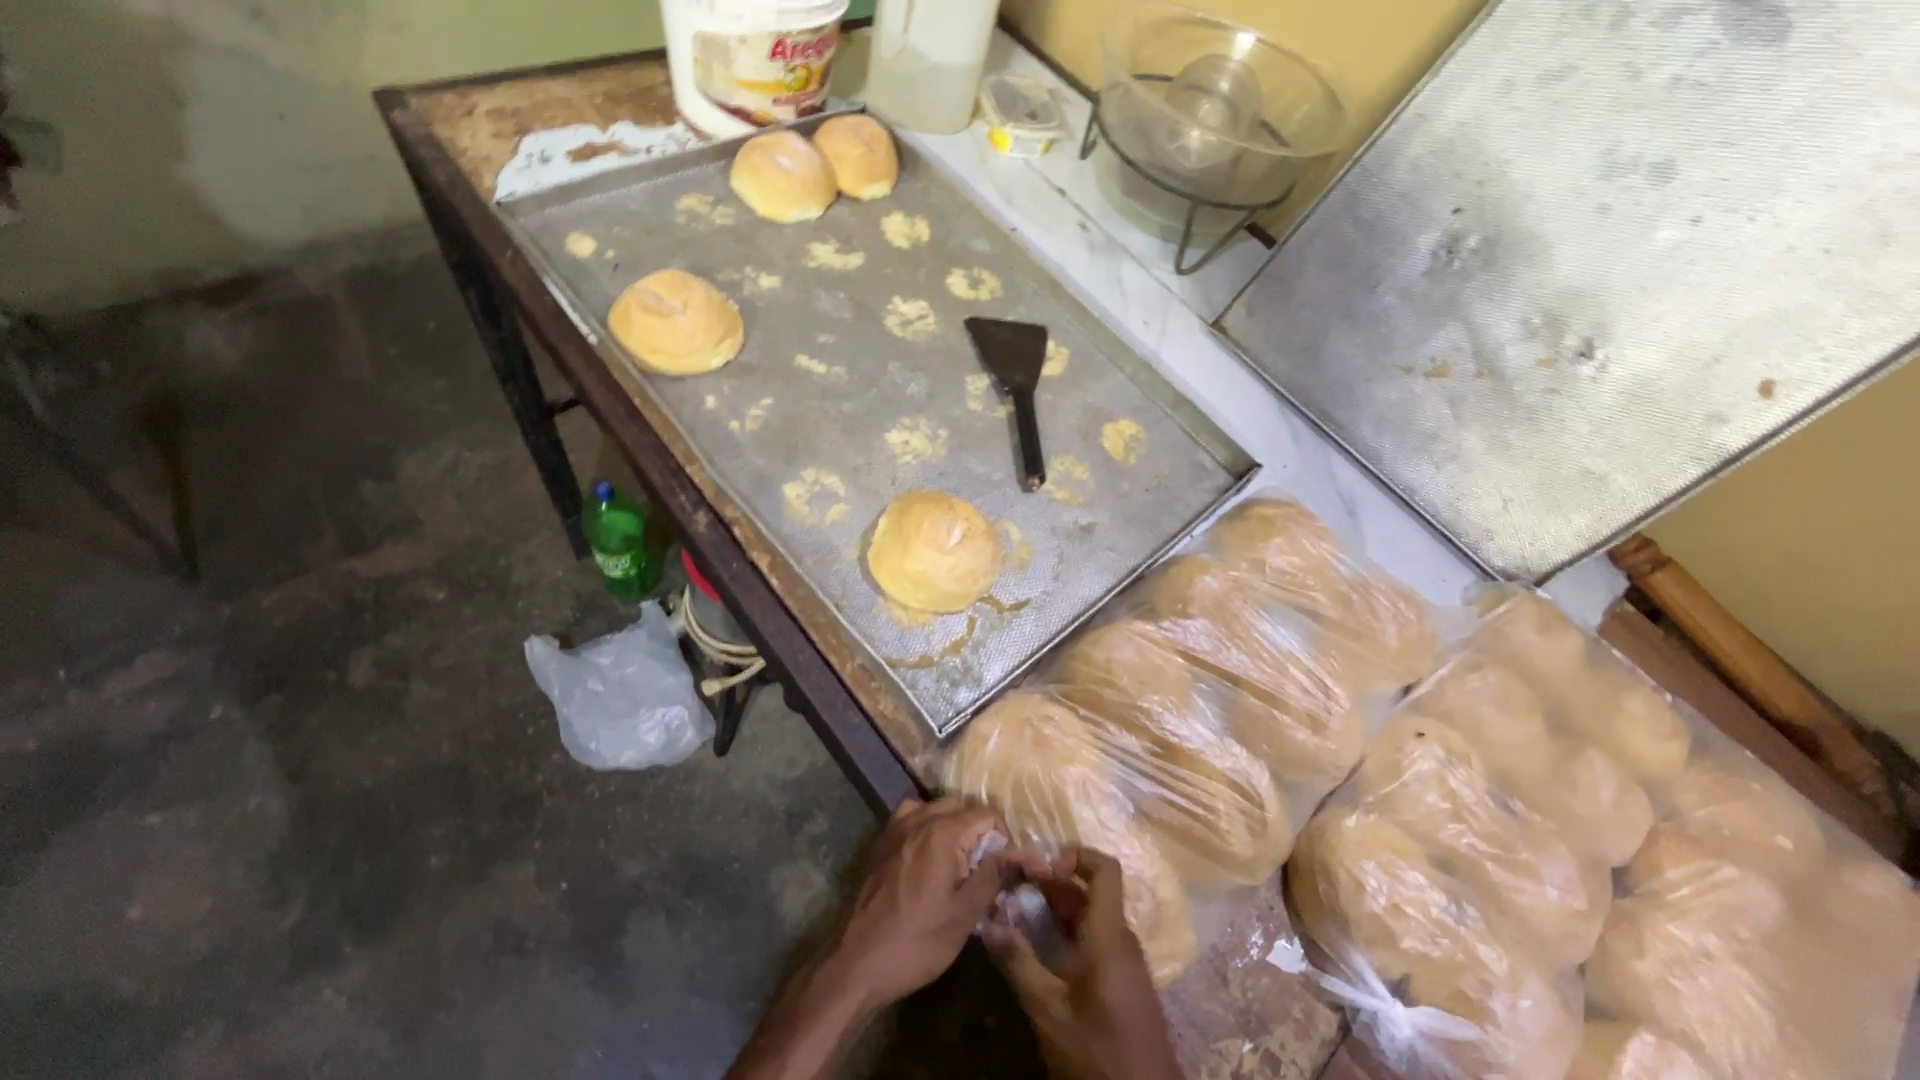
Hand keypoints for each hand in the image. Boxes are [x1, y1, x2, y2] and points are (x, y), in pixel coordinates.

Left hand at [829, 796, 1047, 1010]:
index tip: (1005, 871)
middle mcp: (918, 819)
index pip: (987, 814)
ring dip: (952, 825)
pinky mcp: (880, 844)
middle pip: (961, 805)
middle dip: (979, 829)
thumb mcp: (965, 913)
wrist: (857, 963)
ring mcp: (895, 829)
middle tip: (986, 868)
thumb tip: (1034, 855)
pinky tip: (929, 859)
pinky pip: (911, 818)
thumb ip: (997, 875)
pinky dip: (926, 827)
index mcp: (942, 832)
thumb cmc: (917, 941)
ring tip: (960, 861)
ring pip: (935, 808)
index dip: (1004, 839)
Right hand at [983, 847, 1180, 1079]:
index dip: (1074, 855)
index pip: (1105, 868)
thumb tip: (988, 922)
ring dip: (1053, 909)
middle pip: (1089, 891)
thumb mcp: (1049, 1010)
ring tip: (1015, 917)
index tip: (1038, 869)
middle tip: (1010, 890)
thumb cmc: (1098, 1050)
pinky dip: (1064, 932)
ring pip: (1088, 915)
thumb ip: (1019, 963)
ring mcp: (1123, 959)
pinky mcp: (1120, 979)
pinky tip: (1036, 950)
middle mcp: (1120, 937)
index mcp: (1108, 935)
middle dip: (1049, 884)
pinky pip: (1093, 938)